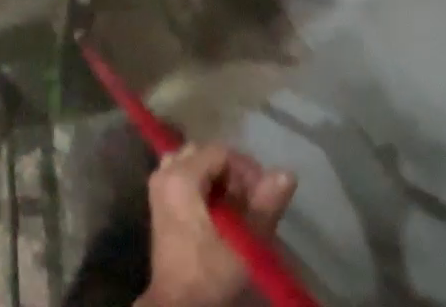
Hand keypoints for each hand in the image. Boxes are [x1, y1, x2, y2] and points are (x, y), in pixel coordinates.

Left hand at [139, 143, 295, 306]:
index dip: (246, 169)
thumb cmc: (211, 273)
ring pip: (193, 164)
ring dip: (218, 179)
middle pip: (204, 154)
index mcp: (180, 177)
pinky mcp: (160, 201)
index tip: (264, 196)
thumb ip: (266, 205)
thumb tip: (287, 173)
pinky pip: (183, 177)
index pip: (220, 152)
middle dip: (232, 173)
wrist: (177, 302)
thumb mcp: (245, 242)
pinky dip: (204, 186)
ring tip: (238, 207)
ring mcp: (158, 186)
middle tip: (251, 201)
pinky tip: (221, 212)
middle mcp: (164, 173)